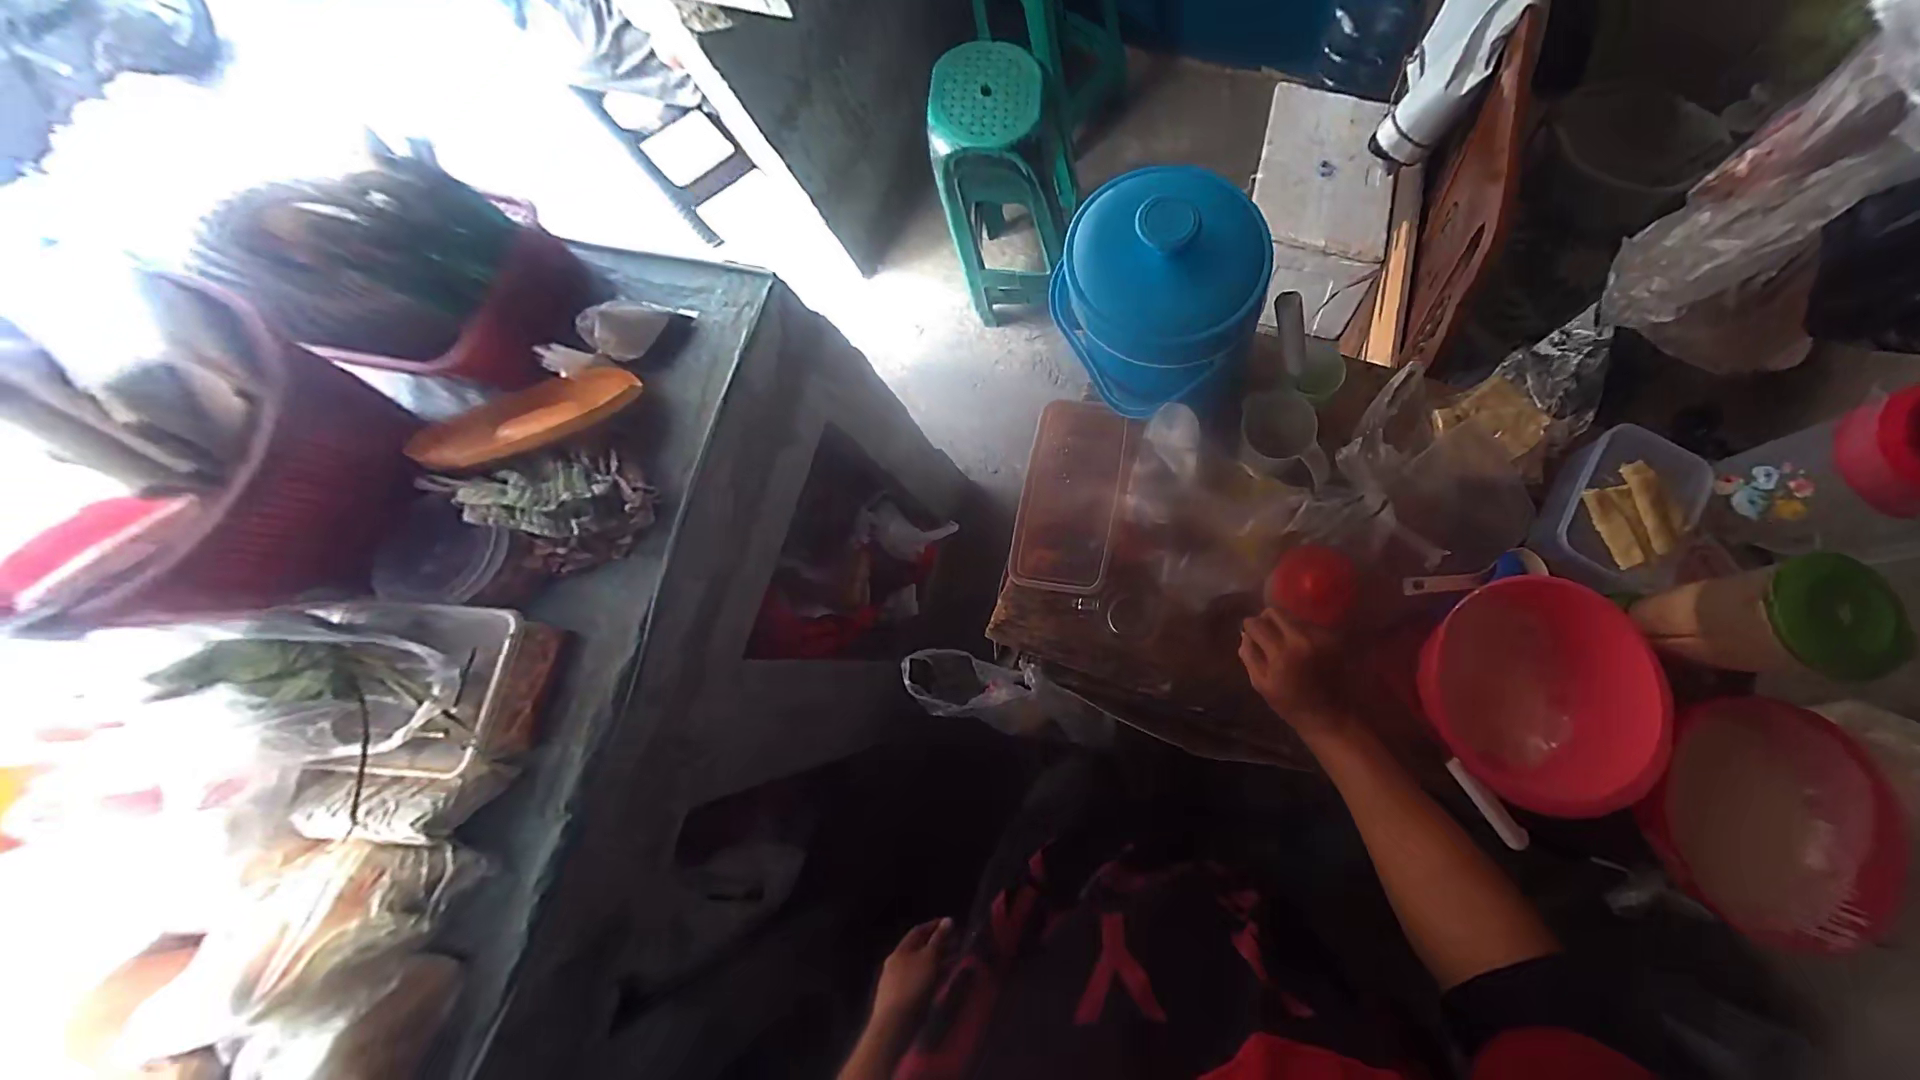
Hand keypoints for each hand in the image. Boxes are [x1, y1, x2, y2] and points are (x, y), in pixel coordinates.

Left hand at [872, 917, 952, 1022]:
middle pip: (920, 949)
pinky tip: (943, 980)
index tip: (950, 924)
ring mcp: (898, 982)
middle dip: (939, 944)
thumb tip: (948, 920)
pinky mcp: (902, 999)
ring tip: (955, 960)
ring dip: (938, 961)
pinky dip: (932, 976)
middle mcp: (897, 963)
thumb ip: (939, 939)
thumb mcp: (929, 958)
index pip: (918, 931)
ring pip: (921, 966)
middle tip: (957, 942)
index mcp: (901, 950)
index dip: (934, 926)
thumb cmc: (913, 986)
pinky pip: (920, 980)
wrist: (894, 1025)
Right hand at [1239, 607, 1348, 738]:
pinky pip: (1309, 626)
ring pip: (1293, 617)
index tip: (1249, 633)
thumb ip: (1250, 656)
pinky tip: (1301, 649)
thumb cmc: (1290, 704)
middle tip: (1265, 633)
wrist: (1331, 716)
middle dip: (1265, 620)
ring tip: (1284, 643)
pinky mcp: (1333, 640)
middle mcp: (1302, 639)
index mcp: (1280, 653)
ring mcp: (1320, 638)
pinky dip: (1301, 633)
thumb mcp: (1261, 684)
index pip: (1256, 624)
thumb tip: (1245, 635)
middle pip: (1276, 612)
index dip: (1249, 626)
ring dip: (1284, 626)